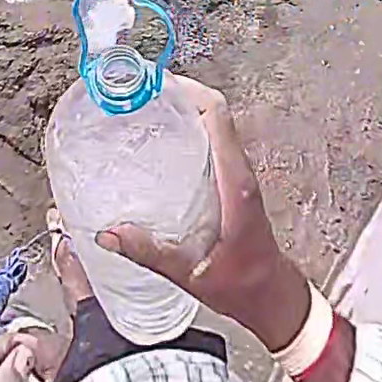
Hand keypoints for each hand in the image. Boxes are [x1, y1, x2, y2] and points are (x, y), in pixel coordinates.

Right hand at [97, 75, 312, 352]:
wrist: (273, 297)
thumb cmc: (242, 286)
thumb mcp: (191, 274)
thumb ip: (150, 253)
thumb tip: (108, 234)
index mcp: (234, 182)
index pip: (218, 116)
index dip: (191, 92)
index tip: (158, 84)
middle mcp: (238, 168)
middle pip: (214, 110)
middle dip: (180, 92)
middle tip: (140, 90)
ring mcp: (237, 170)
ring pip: (214, 121)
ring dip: (185, 105)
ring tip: (146, 103)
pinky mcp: (231, 176)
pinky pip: (213, 136)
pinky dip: (189, 123)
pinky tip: (161, 133)